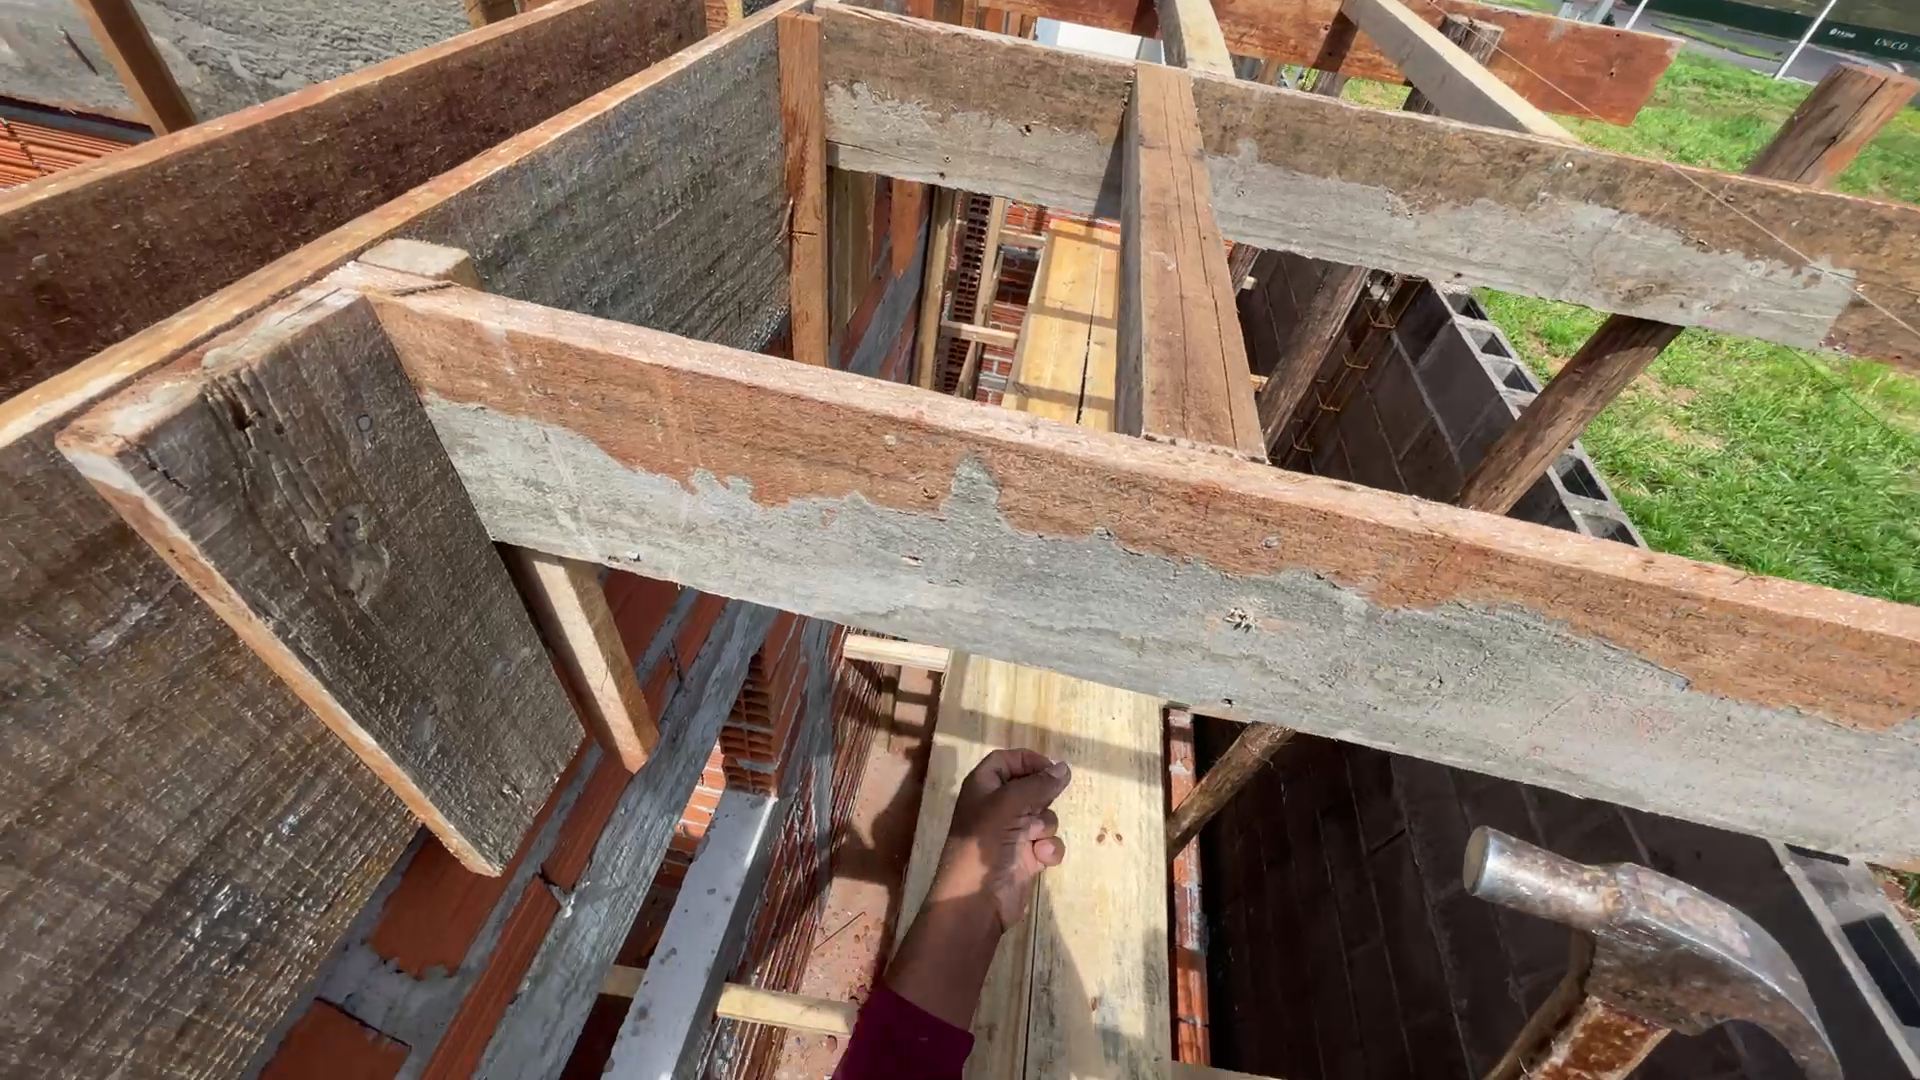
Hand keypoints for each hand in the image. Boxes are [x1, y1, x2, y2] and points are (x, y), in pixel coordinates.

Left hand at [927, 748, 1072, 930]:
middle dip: (1042, 797)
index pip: (1006, 760)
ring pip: (1044, 815)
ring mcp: (1013, 832)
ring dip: (1045, 825)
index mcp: (983, 787)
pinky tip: (1041, 858)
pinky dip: (1048, 848)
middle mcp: (997, 806)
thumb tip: (1064, 767)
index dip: (1028, 760)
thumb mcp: (1007, 805)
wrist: (976, 901)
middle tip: (1043, 803)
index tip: (1052, 768)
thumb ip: (1037, 784)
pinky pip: (1048, 842)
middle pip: (1029, 787)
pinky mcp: (1026, 856)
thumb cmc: (984, 844)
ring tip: (1034, 837)